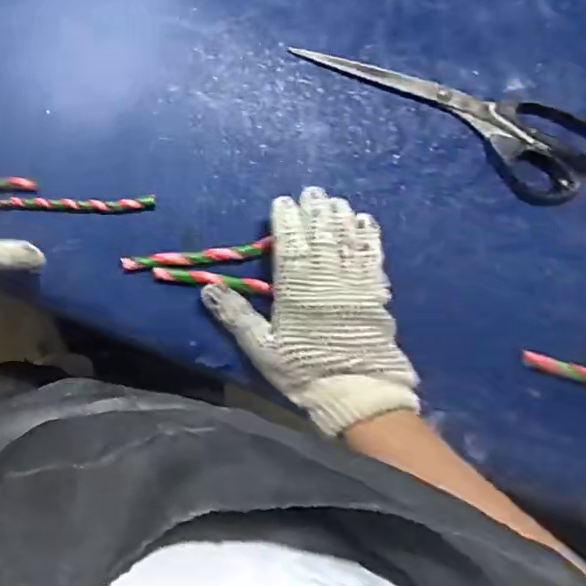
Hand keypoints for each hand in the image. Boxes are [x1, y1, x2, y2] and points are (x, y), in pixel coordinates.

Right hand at [200, 186, 419, 435]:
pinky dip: (370, 240)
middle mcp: (327, 284)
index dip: (287, 223)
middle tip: (312, 191)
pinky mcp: (376, 299)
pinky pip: (372, 261)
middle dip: (316, 213)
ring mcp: (355, 289)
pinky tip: (367, 225)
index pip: (290, 248)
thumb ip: (235, 314)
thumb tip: (208, 286)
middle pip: (321, 240)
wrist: (359, 395)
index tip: (283, 202)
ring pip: (348, 246)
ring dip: (341, 221)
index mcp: (297, 293)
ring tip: (336, 201)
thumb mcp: (260, 346)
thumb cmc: (303, 370)